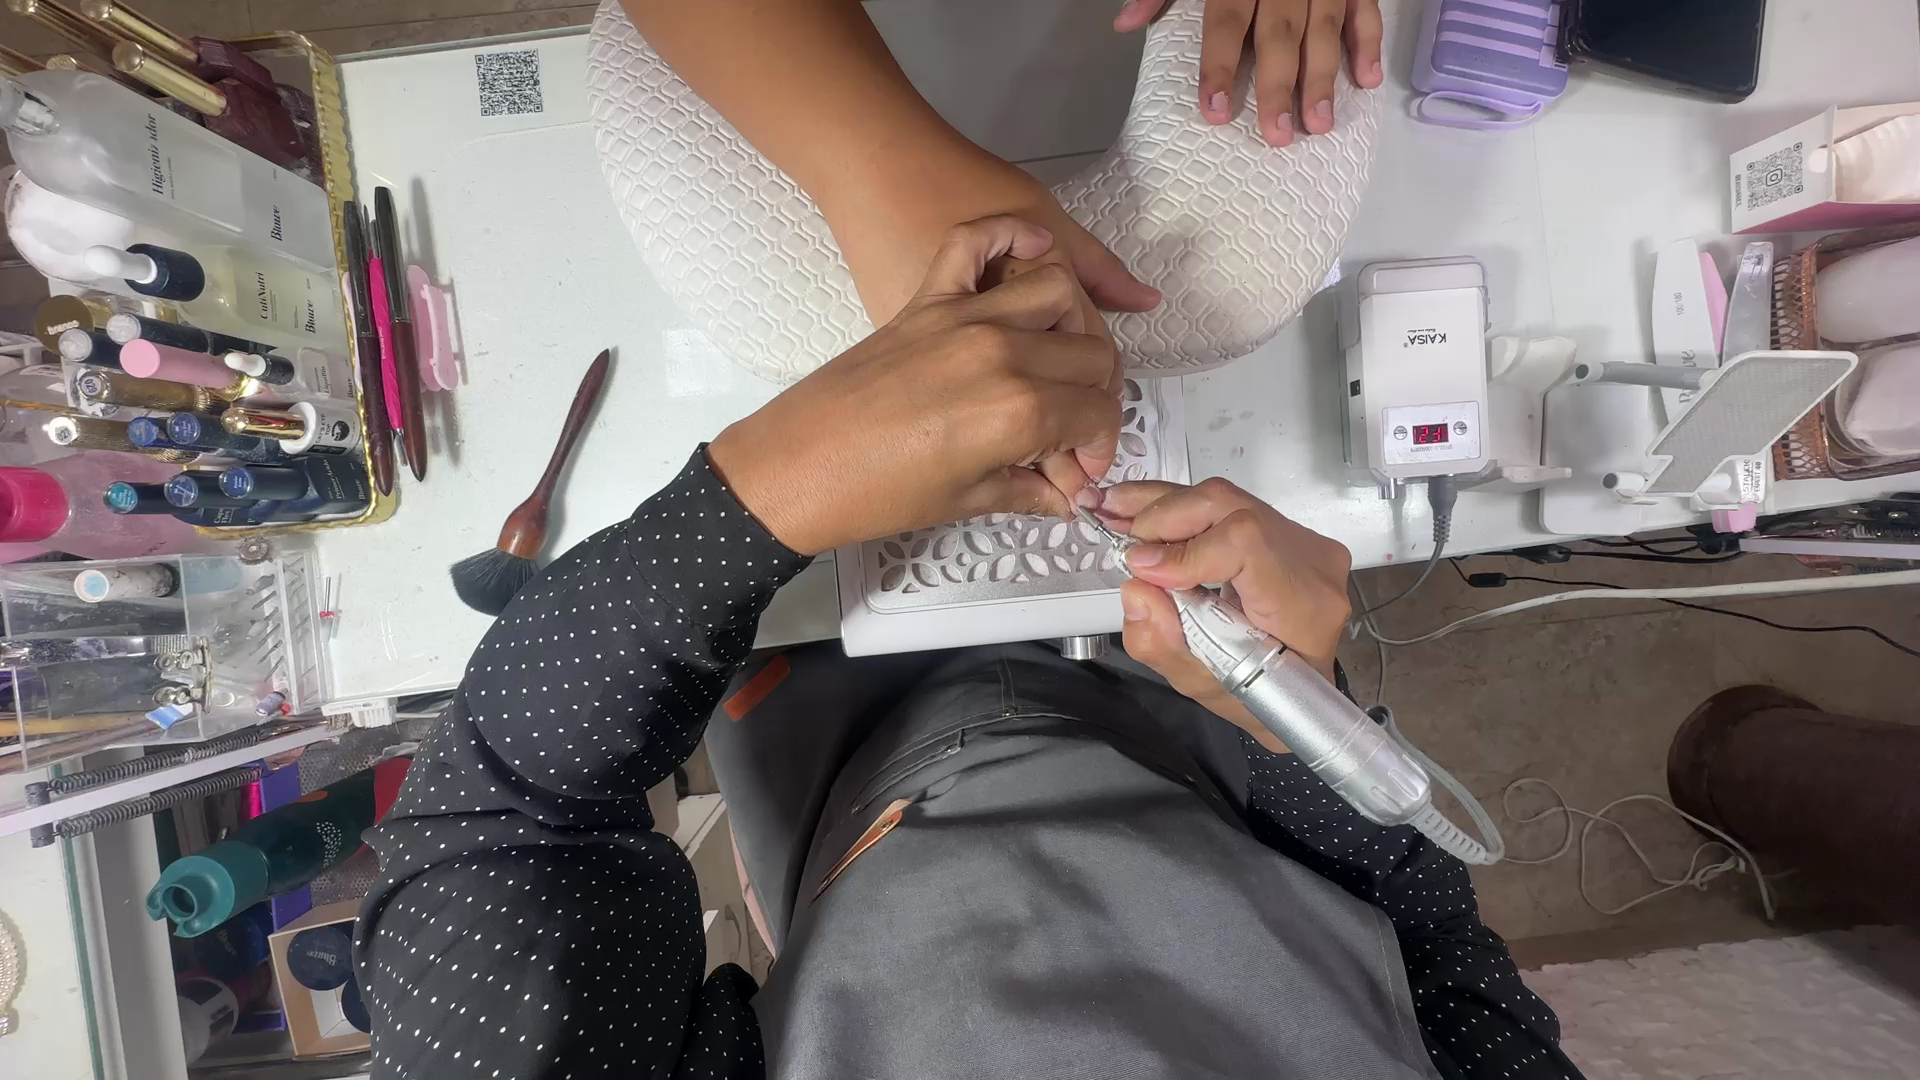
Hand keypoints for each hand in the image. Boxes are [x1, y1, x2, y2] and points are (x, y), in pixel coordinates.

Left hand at [707, 216, 1120, 555]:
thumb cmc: (877, 495)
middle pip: (1092, 353)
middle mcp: (1003, 353)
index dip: (1101, 444)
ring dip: (1076, 323)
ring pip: (1058, 289)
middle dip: (1100, 395)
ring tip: (1061, 362)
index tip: (1084, 468)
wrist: (798, 468)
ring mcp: (964, 316)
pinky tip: (1032, 249)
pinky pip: (976, 242)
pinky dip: (1009, 235)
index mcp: (1018, 412)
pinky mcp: (927, 299)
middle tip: (1077, 428)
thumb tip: (1067, 497)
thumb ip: (1030, 490)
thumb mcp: (965, 502)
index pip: (1097, 412)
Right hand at [1103, 478, 1352, 752]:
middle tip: (1124, 544)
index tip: (1141, 569)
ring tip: (1111, 512)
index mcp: (1303, 607)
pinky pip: (1223, 503)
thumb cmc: (1256, 693)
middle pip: (1229, 506)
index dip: (1186, 549)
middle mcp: (1310, 562)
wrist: (1294, 686)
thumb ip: (1162, 643)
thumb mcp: (1199, 684)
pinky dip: (1174, 507)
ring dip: (1160, 506)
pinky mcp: (1279, 529)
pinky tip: (1137, 511)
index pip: (1246, 543)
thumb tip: (1137, 589)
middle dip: (1163, 519)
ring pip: (1221, 497)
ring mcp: (1298, 539)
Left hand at [1114, 0, 1384, 147]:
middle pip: (1280, 32)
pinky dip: (1369, 39)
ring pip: (1326, 24)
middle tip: (1277, 136)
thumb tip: (1125, 24)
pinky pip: (1366, 3)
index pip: (1226, 21)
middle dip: (1279, 85)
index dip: (1219, 67)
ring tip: (1319, 124)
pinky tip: (1365, 80)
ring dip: (1324, 75)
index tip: (1215, 113)